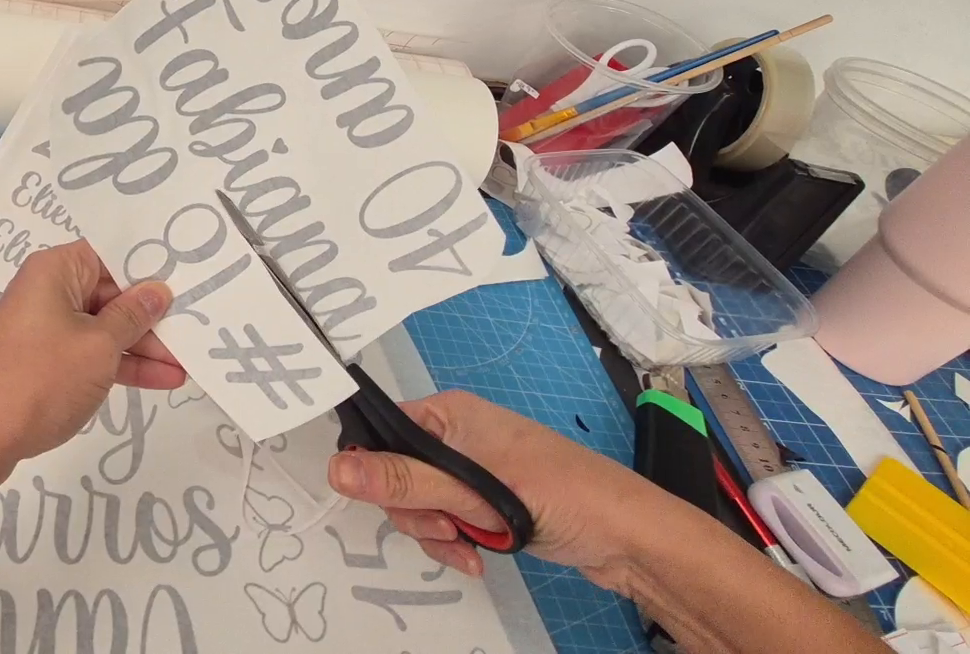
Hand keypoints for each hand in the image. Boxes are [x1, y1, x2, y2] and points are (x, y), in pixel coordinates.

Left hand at [0, 240, 183, 508]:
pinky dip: (120, 364)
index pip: (110, 255)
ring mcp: (45, 326)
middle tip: (195, 329)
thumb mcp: (97, 346)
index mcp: (55, 270)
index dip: (147, 268)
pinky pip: (90, 351)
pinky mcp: (44, 359)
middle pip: (109, 292)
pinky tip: (161, 379)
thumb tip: (158, 290)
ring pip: (103, 326)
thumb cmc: (40, 377)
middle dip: (150, 315)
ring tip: (186, 365)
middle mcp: (47, 290)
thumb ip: (133, 316)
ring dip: (141, 346)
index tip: (186, 280)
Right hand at [327, 390, 673, 588]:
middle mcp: (454, 435)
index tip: (396, 502)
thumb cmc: (557, 494)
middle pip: (397, 473)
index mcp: (447, 413)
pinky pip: (448, 518)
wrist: (638, 540)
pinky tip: (477, 559)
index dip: (376, 468)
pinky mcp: (488, 501)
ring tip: (471, 546)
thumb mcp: (473, 489)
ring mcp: (472, 469)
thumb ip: (402, 480)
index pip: (383, 432)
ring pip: (421, 502)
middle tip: (448, 528)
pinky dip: (455, 542)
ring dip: (437, 531)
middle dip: (416, 510)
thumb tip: (333, 468)